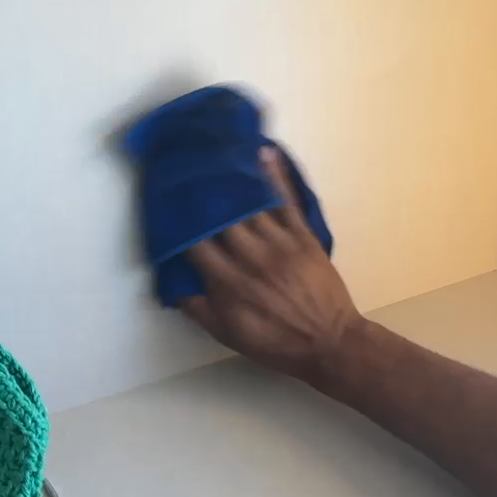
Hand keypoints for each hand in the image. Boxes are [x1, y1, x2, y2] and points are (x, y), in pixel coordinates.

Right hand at [180, 147, 364, 384]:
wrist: (329, 343)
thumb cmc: (275, 343)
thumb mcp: (227, 334)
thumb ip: (197, 308)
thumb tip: (171, 282)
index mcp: (228, 283)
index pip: (195, 244)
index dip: (180, 222)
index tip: (167, 204)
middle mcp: (250, 258)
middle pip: (221, 218)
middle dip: (203, 194)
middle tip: (187, 170)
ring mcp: (280, 244)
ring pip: (251, 204)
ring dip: (233, 179)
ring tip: (217, 156)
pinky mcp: (304, 237)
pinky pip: (286, 202)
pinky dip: (275, 177)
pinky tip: (263, 153)